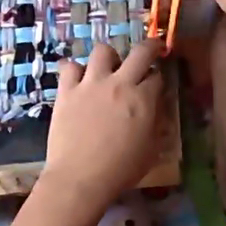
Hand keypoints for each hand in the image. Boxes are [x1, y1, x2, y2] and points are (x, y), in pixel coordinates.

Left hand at [42, 40, 163, 203]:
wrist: (80, 178)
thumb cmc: (121, 170)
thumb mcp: (151, 151)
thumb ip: (157, 125)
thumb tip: (158, 109)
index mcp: (144, 99)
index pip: (158, 76)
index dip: (159, 79)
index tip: (157, 85)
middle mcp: (120, 83)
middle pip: (141, 52)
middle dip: (150, 48)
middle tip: (151, 51)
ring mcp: (91, 84)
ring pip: (103, 50)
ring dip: (109, 57)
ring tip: (107, 69)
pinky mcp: (67, 91)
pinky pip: (69, 66)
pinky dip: (74, 70)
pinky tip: (77, 80)